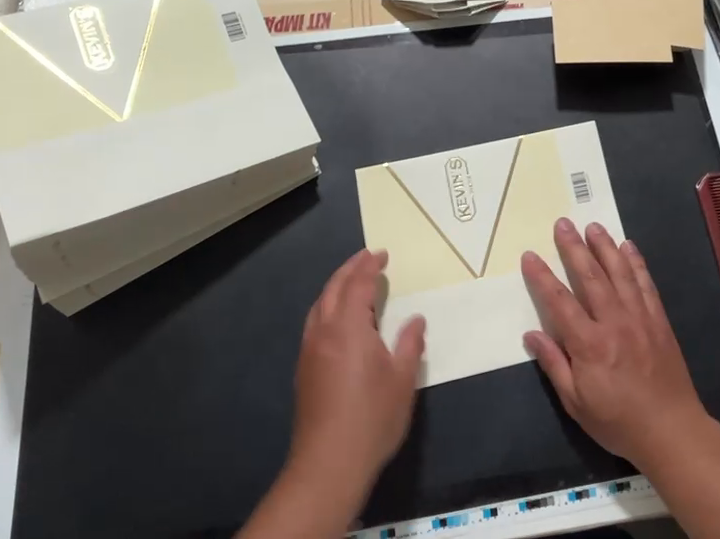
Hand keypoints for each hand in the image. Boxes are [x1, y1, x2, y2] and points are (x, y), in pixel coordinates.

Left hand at [290, 249, 425, 485]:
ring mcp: (309, 351)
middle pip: (333, 288)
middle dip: (350, 269)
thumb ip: (409, 344)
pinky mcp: (304, 370)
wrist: (328, 463)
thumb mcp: (402, 380)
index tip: (382, 255)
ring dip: (336, 287)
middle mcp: (324, 331)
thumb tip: (415, 320)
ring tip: (353, 283)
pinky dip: (328, 308)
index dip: (369, 266)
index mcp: (349, 327)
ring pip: (319, 305)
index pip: (358, 285)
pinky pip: (314, 323)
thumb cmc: (372, 418)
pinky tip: (339, 320)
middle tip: (367, 259)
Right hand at [521, 219, 713, 466]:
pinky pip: (645, 284)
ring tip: (592, 226)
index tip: (530, 256)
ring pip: (619, 273)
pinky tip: (628, 247)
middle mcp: (614, 323)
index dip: (542, 277)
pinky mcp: (658, 320)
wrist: (671, 430)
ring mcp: (639, 318)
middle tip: (562, 223)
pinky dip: (636, 263)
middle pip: (590, 276)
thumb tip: (531, 334)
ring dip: (604, 246)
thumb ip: (554, 364)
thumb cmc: (618, 421)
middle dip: (574, 248)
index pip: (559, 301)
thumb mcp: (576, 403)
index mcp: (589, 344)